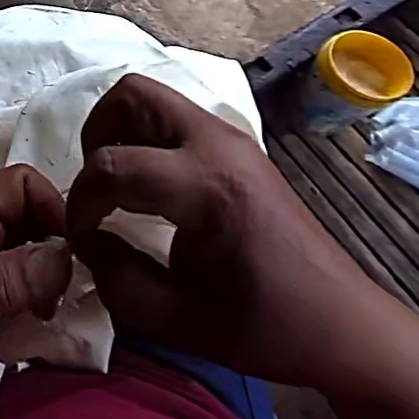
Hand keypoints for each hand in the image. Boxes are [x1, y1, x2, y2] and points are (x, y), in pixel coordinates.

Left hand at [0, 163, 73, 417]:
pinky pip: (8, 269)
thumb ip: (1, 287)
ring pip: (21, 241)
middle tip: (65, 293)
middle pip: (27, 212)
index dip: (55, 209)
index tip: (75, 255)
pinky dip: (26, 290)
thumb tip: (64, 256)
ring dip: (42, 272)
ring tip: (48, 312)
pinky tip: (29, 322)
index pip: (22, 184)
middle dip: (54, 245)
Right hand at [66, 73, 384, 386]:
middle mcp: (218, 142)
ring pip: (153, 96)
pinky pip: (176, 116)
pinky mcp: (237, 143)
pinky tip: (149, 186)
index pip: (115, 164)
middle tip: (93, 186)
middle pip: (133, 93)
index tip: (80, 235)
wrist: (338, 318)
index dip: (81, 199)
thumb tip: (84, 240)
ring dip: (120, 129)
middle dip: (97, 133)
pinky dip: (146, 135)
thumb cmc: (265, 325)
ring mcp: (231, 135)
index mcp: (207, 185)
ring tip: (116, 185)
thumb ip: (115, 278)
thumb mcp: (177, 318)